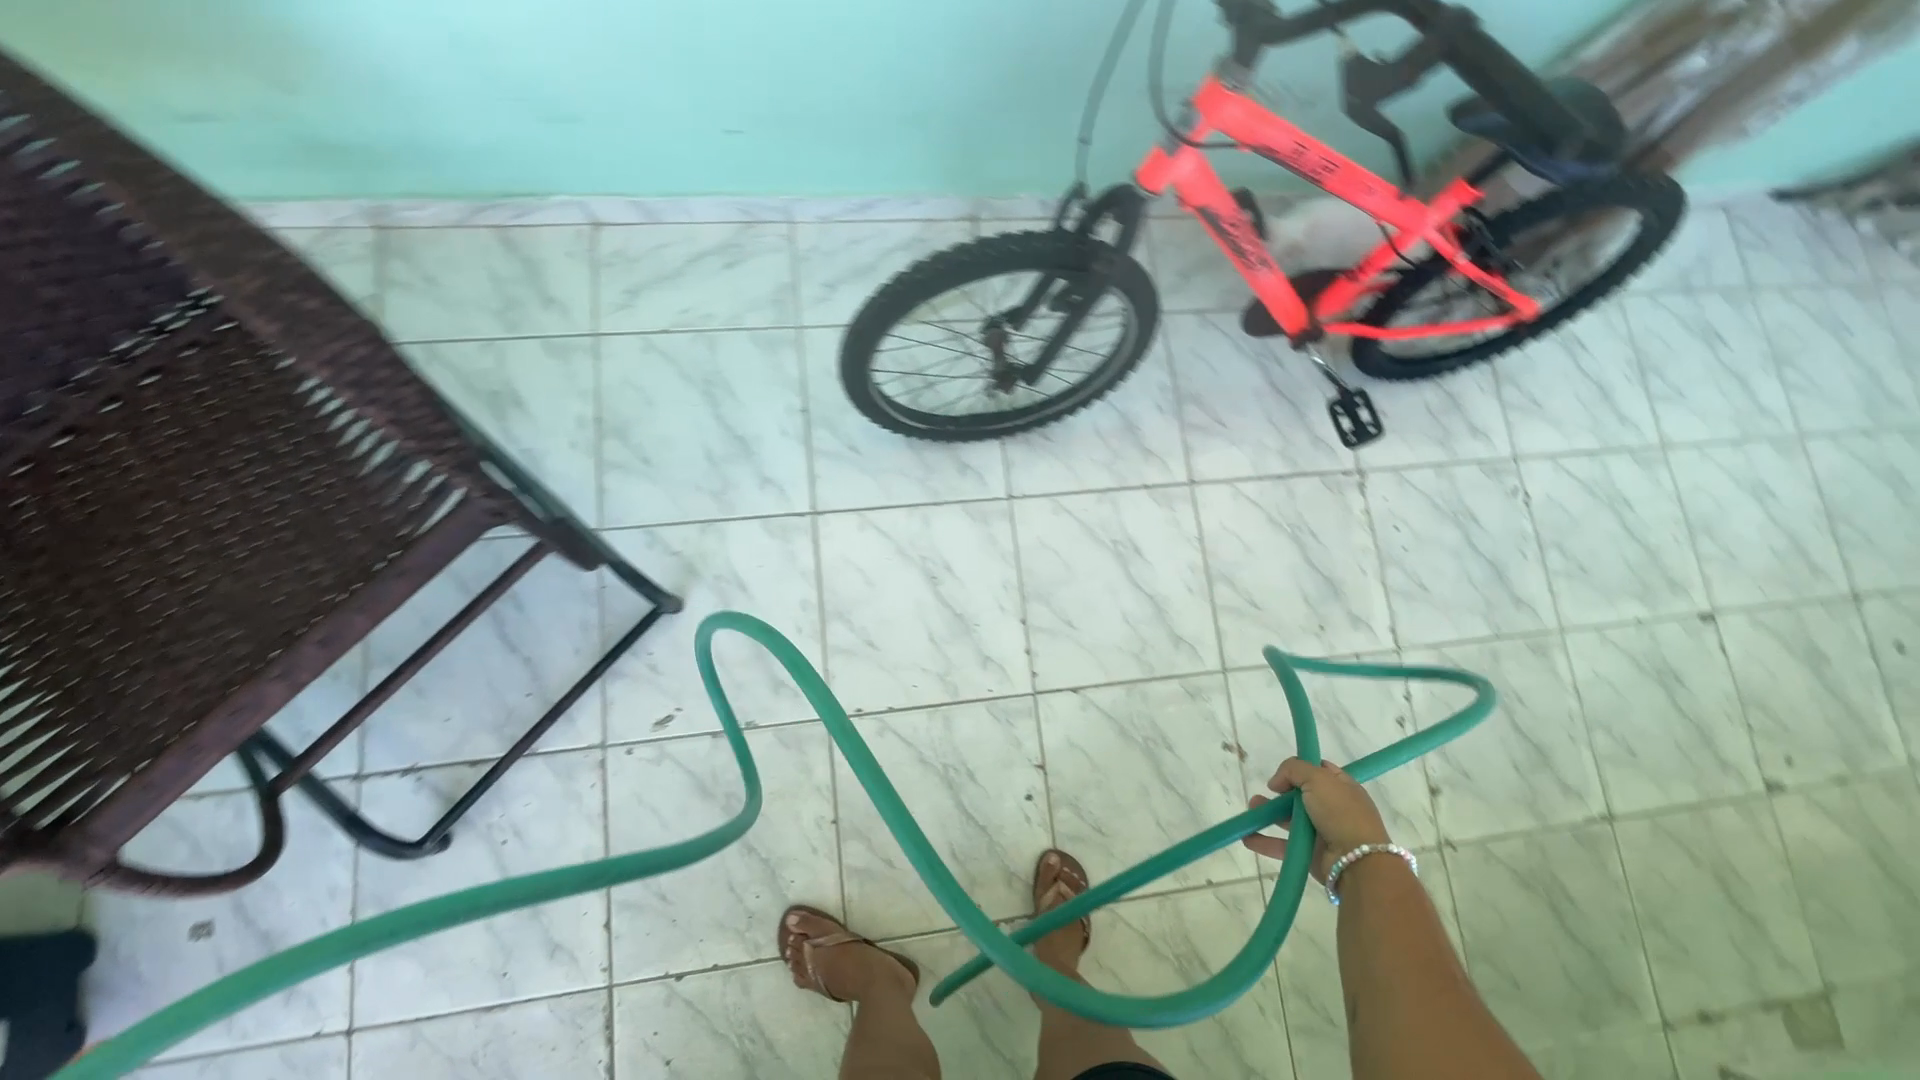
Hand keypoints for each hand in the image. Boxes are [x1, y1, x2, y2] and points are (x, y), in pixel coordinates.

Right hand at [1241, 758, 1390, 883]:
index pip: (1319, 772)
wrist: (1356, 860)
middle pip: (1300, 796)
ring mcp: (1320, 832)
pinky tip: (1246, 837)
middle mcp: (1332, 808)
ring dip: (1268, 814)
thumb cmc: (1341, 813)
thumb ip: (1294, 769)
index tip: (1284, 773)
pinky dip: (1264, 841)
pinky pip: (1282, 845)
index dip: (1300, 769)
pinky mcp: (1309, 853)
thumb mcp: (1319, 778)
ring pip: (1288, 819)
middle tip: (1264, 792)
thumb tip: (1276, 782)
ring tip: (1251, 809)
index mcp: (1342, 787)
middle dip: (1278, 793)